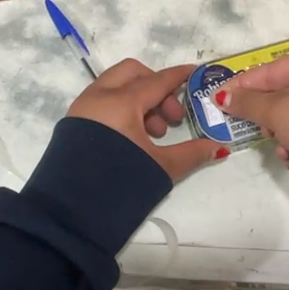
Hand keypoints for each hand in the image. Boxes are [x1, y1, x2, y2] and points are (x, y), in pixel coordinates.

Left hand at [67, 59, 227, 181]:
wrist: (69, 216)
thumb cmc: (119, 184)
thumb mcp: (162, 168)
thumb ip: (192, 153)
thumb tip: (219, 148)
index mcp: (120, 102)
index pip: (157, 80)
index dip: (179, 77)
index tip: (196, 73)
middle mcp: (98, 97)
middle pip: (133, 74)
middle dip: (157, 88)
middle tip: (172, 118)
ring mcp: (82, 109)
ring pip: (116, 87)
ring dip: (140, 101)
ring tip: (154, 135)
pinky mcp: (72, 124)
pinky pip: (102, 102)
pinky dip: (122, 110)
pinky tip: (133, 139)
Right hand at [213, 47, 288, 166]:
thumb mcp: (276, 112)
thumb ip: (247, 103)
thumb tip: (222, 97)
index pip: (273, 70)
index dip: (245, 85)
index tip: (222, 98)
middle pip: (288, 93)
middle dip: (270, 117)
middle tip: (260, 130)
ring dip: (285, 134)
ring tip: (283, 150)